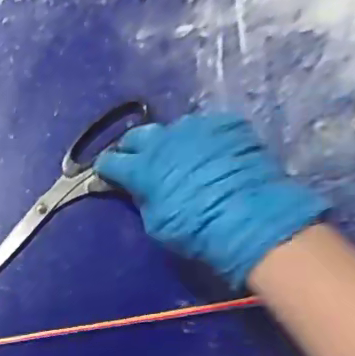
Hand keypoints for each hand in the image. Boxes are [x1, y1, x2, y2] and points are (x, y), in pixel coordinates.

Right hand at [94, 114, 329, 287]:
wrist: (250, 217)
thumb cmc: (193, 228)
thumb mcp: (155, 220)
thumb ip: (141, 197)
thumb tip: (137, 188)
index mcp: (142, 167)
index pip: (111, 161)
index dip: (105, 169)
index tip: (104, 175)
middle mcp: (164, 141)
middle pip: (137, 135)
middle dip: (132, 147)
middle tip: (134, 161)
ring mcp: (197, 130)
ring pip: (172, 129)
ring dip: (167, 141)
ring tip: (173, 155)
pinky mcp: (228, 126)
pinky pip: (204, 128)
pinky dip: (198, 139)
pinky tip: (203, 152)